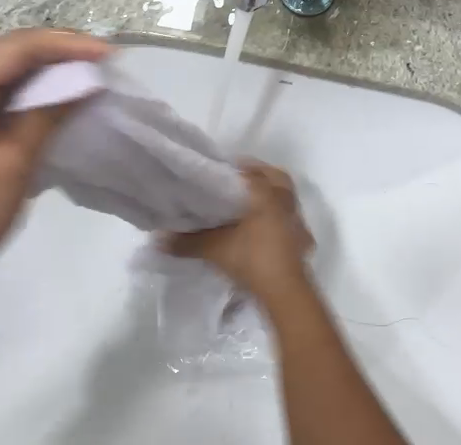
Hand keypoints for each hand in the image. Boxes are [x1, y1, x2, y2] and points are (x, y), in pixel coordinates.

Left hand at [0, 29, 112, 310]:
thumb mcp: (9, 168)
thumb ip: (46, 116)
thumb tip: (86, 82)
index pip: (12, 50)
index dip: (64, 44)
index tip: (109, 54)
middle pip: (6, 56)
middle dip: (58, 54)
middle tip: (105, 62)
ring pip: (3, 74)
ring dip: (47, 72)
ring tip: (91, 74)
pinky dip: (31, 94)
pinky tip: (60, 97)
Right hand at [165, 162, 313, 303]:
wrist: (285, 290)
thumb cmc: (253, 258)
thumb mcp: (216, 249)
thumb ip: (188, 242)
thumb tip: (159, 238)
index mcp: (268, 193)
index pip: (252, 171)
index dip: (234, 169)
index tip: (218, 171)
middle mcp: (286, 200)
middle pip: (275, 177)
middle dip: (258, 175)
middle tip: (237, 180)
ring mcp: (297, 220)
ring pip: (285, 196)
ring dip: (270, 194)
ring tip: (248, 202)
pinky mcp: (301, 238)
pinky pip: (288, 217)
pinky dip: (277, 215)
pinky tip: (263, 226)